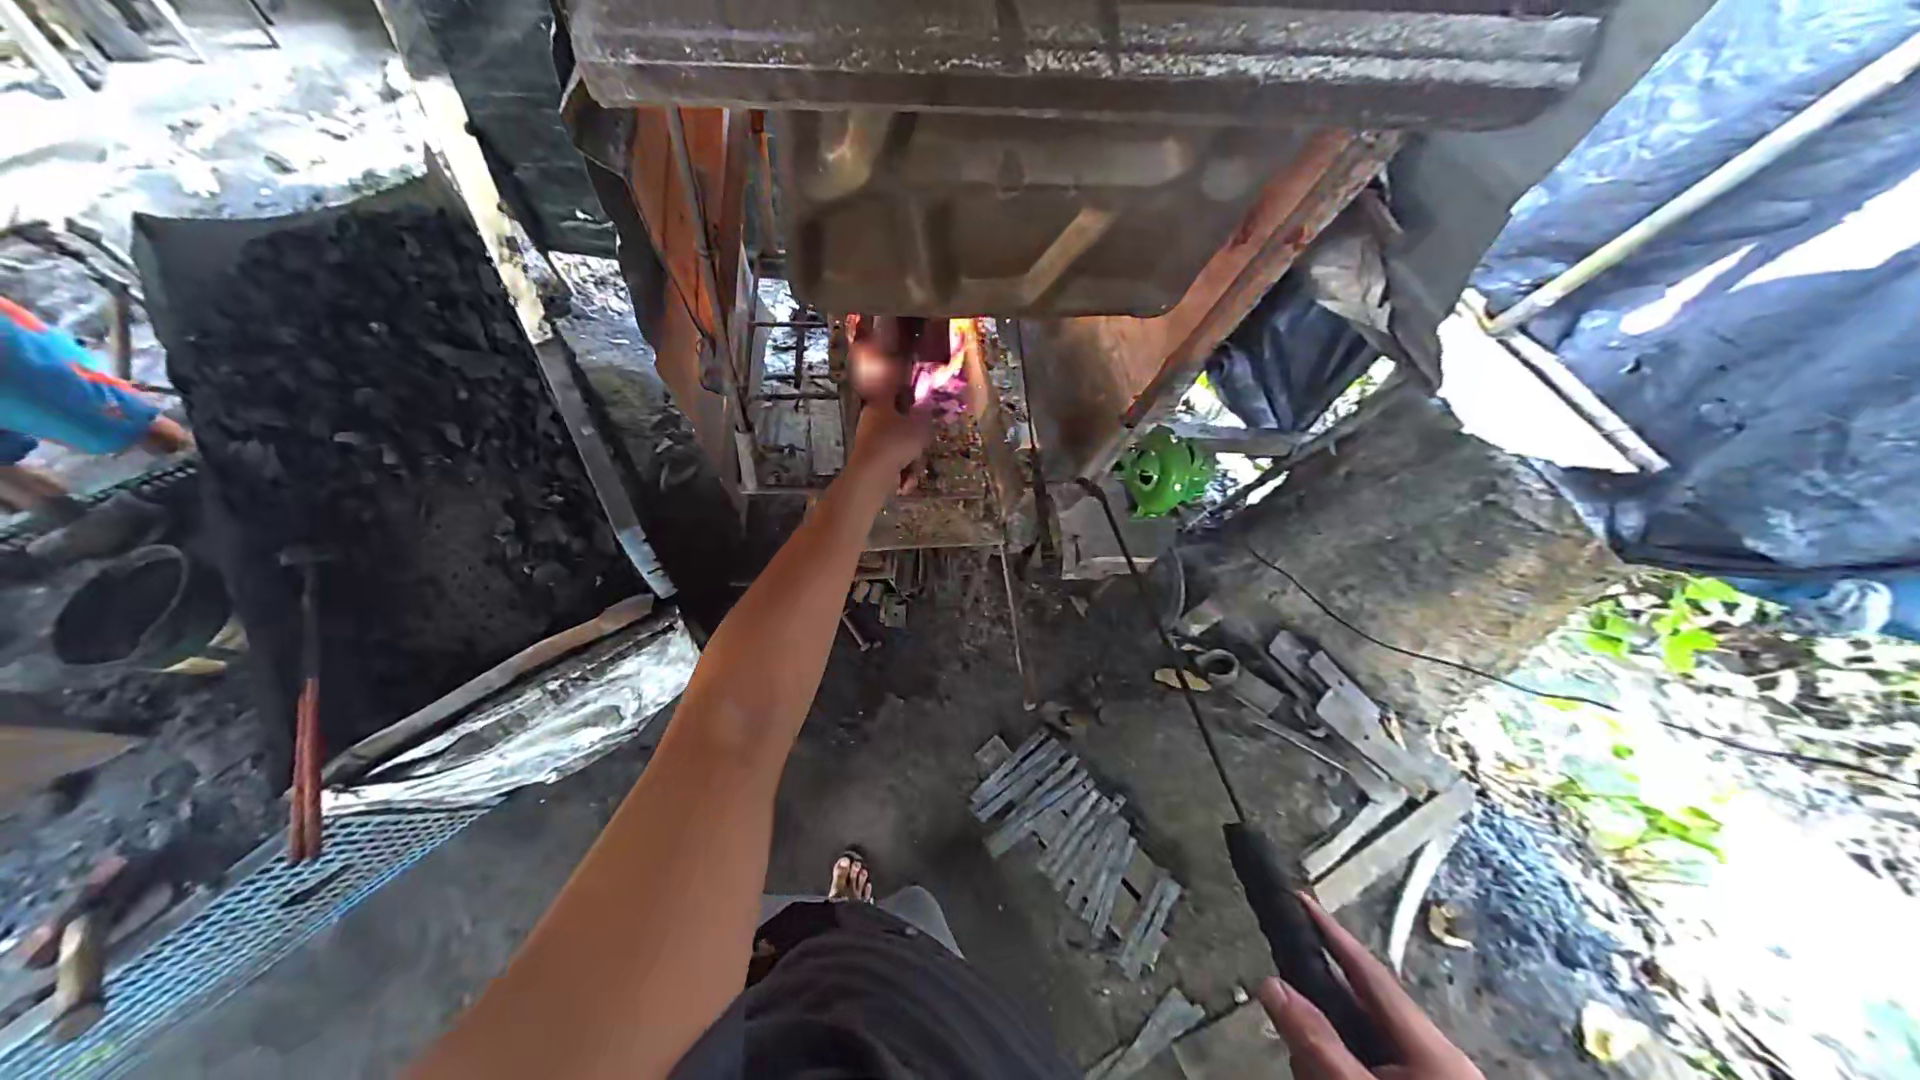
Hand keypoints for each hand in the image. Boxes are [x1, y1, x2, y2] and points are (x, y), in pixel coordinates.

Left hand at [850, 398, 932, 482]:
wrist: (874, 474)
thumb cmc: (897, 442)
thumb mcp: (920, 424)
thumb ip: (926, 413)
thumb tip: (926, 405)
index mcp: (879, 405)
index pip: (896, 393)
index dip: (911, 398)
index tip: (925, 409)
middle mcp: (872, 422)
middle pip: (901, 427)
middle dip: (916, 441)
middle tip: (922, 446)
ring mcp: (871, 444)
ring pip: (901, 448)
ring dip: (912, 461)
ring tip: (913, 468)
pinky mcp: (873, 464)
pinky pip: (895, 465)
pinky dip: (903, 473)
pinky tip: (905, 480)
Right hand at [1257, 893, 1483, 1079]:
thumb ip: (1317, 1043)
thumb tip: (1270, 983)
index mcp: (1427, 1045)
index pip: (1368, 971)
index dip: (1332, 932)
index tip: (1298, 898)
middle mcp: (1430, 1056)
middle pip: (1357, 1013)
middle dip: (1318, 1025)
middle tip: (1297, 1055)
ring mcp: (1424, 1079)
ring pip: (1357, 1047)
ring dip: (1326, 1062)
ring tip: (1315, 1079)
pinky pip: (1365, 1071)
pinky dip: (1341, 1074)